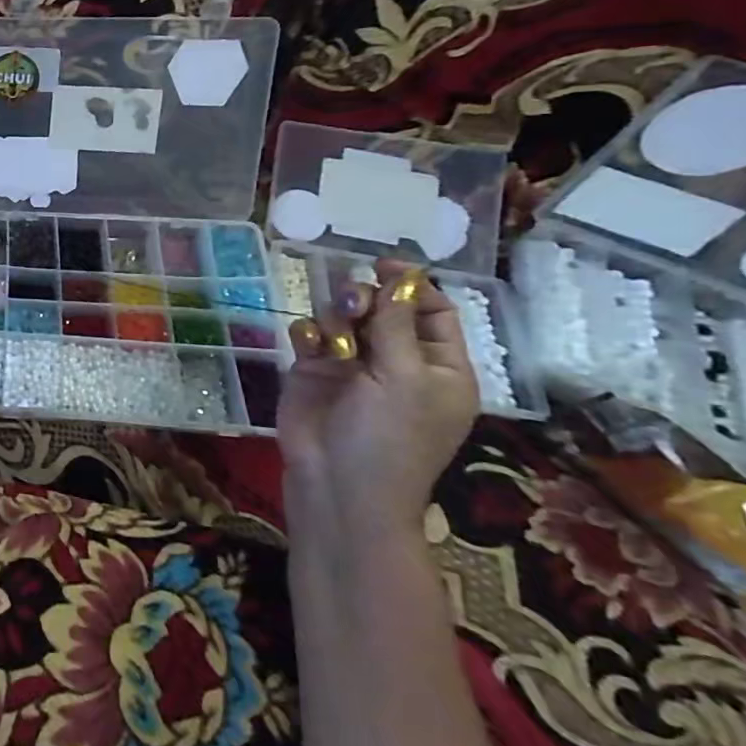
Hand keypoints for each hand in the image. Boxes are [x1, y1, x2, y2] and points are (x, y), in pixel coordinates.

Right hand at [279, 260, 478, 533]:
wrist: (336, 482)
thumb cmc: (388, 437)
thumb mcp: (404, 379)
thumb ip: (396, 325)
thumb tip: (400, 277)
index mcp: (438, 366)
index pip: (432, 311)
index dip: (412, 285)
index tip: (384, 263)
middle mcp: (395, 361)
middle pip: (381, 308)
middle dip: (366, 300)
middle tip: (352, 306)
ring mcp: (351, 367)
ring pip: (342, 318)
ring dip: (336, 317)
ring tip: (331, 337)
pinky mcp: (311, 372)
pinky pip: (309, 336)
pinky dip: (308, 334)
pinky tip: (307, 346)